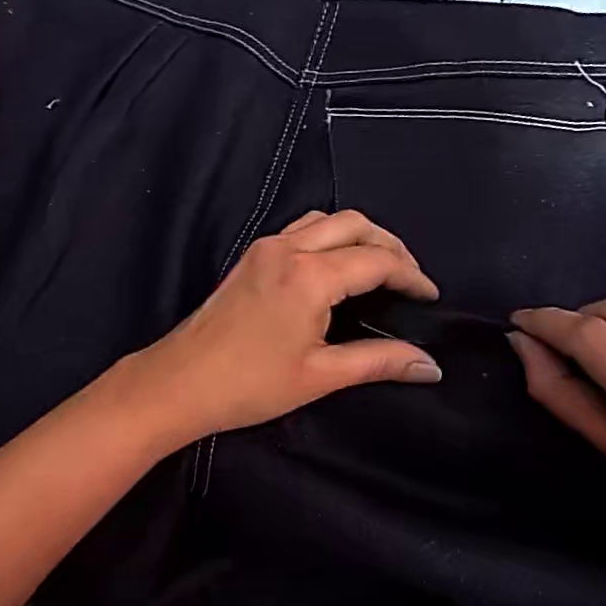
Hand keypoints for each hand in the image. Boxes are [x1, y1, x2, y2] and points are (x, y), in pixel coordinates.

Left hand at [97, 210, 442, 451]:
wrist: (176, 384)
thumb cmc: (249, 385)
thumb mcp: (320, 375)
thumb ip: (380, 362)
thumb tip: (429, 367)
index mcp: (310, 275)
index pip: (377, 261)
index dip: (411, 275)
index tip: (430, 296)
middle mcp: (290, 248)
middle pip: (356, 224)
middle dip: (391, 246)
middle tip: (411, 277)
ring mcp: (268, 246)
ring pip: (328, 219)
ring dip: (361, 235)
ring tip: (382, 265)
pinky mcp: (253, 254)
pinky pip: (304, 227)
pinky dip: (333, 235)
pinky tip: (339, 263)